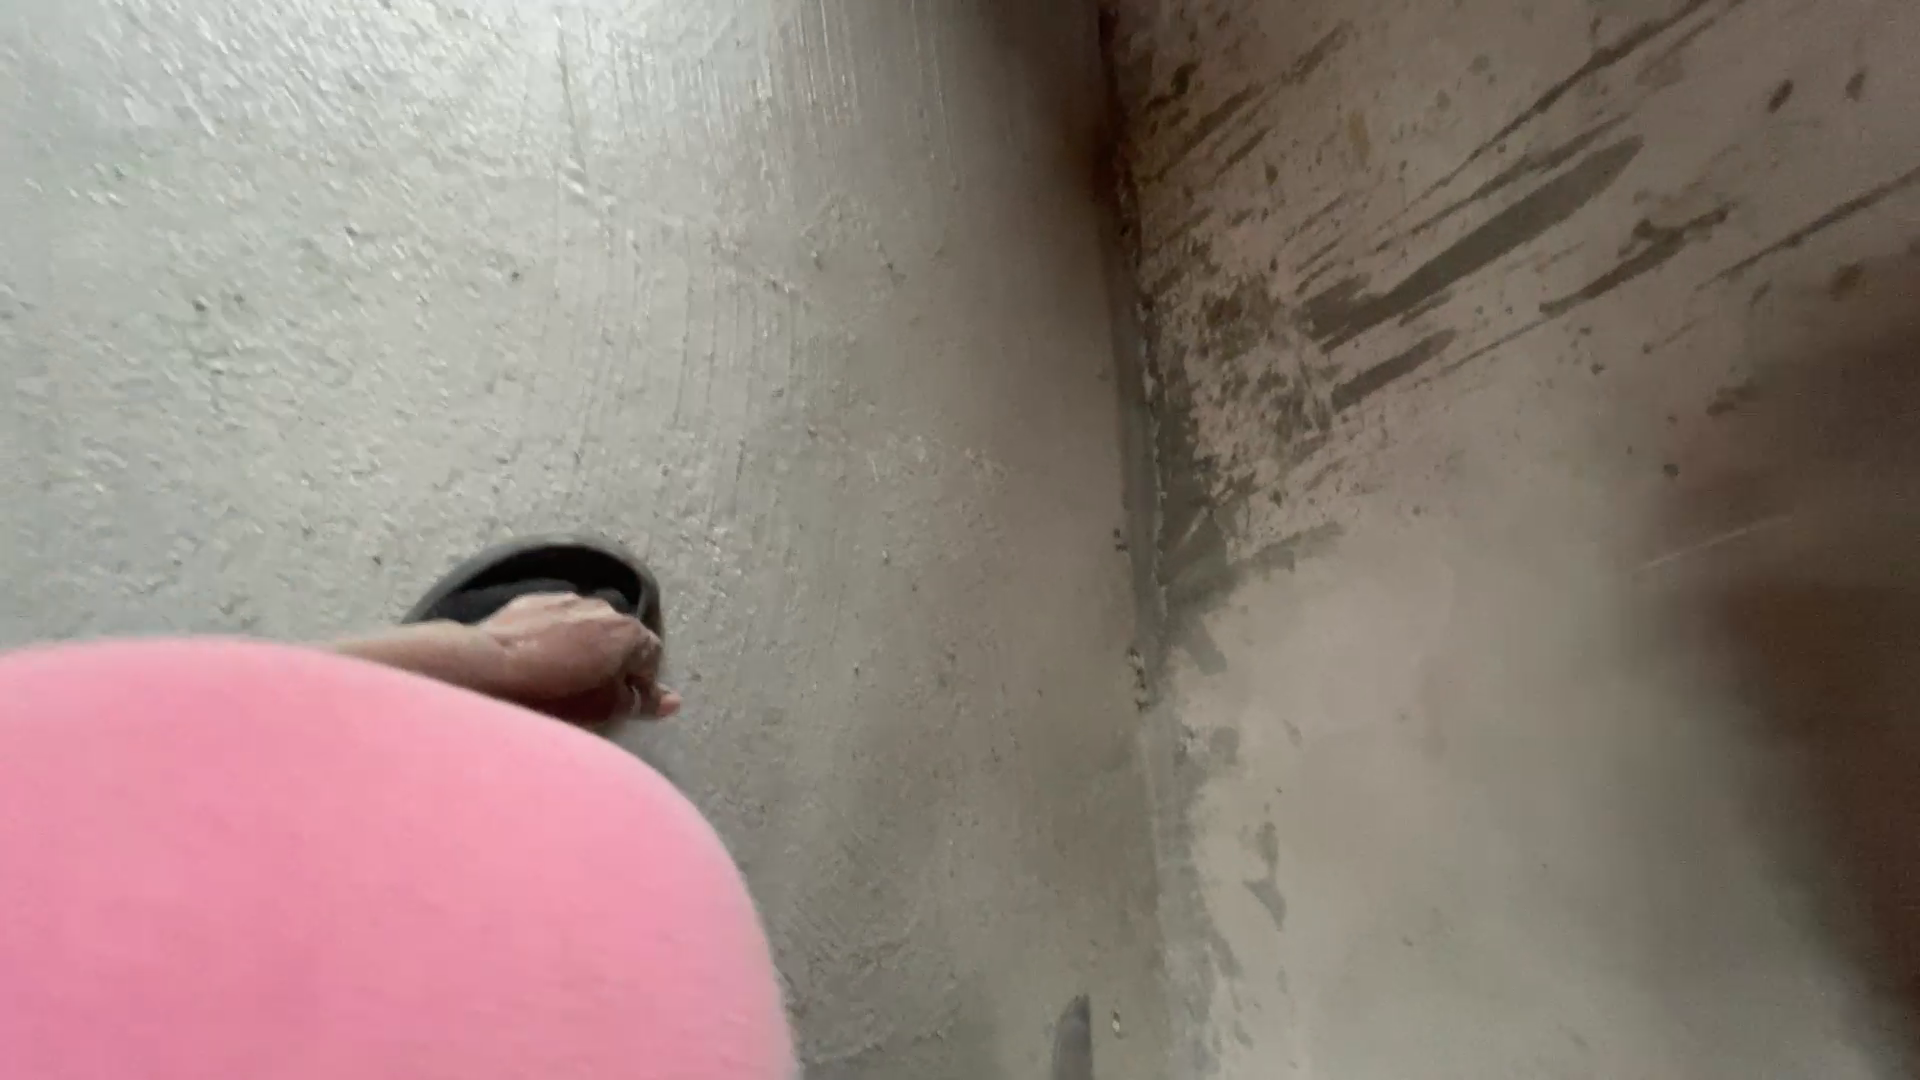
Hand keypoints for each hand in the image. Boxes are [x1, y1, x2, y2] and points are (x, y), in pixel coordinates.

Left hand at [474, 593, 681, 725]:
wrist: (481, 669)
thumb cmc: (552, 696)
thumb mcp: (604, 709)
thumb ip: (640, 702)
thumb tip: (673, 701)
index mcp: (630, 633)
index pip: (652, 658)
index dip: (641, 683)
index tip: (622, 704)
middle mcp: (606, 607)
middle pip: (620, 638)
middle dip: (612, 660)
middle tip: (592, 691)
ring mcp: (567, 600)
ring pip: (587, 626)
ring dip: (582, 646)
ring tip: (559, 674)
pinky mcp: (530, 600)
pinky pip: (554, 620)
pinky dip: (552, 637)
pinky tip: (533, 659)